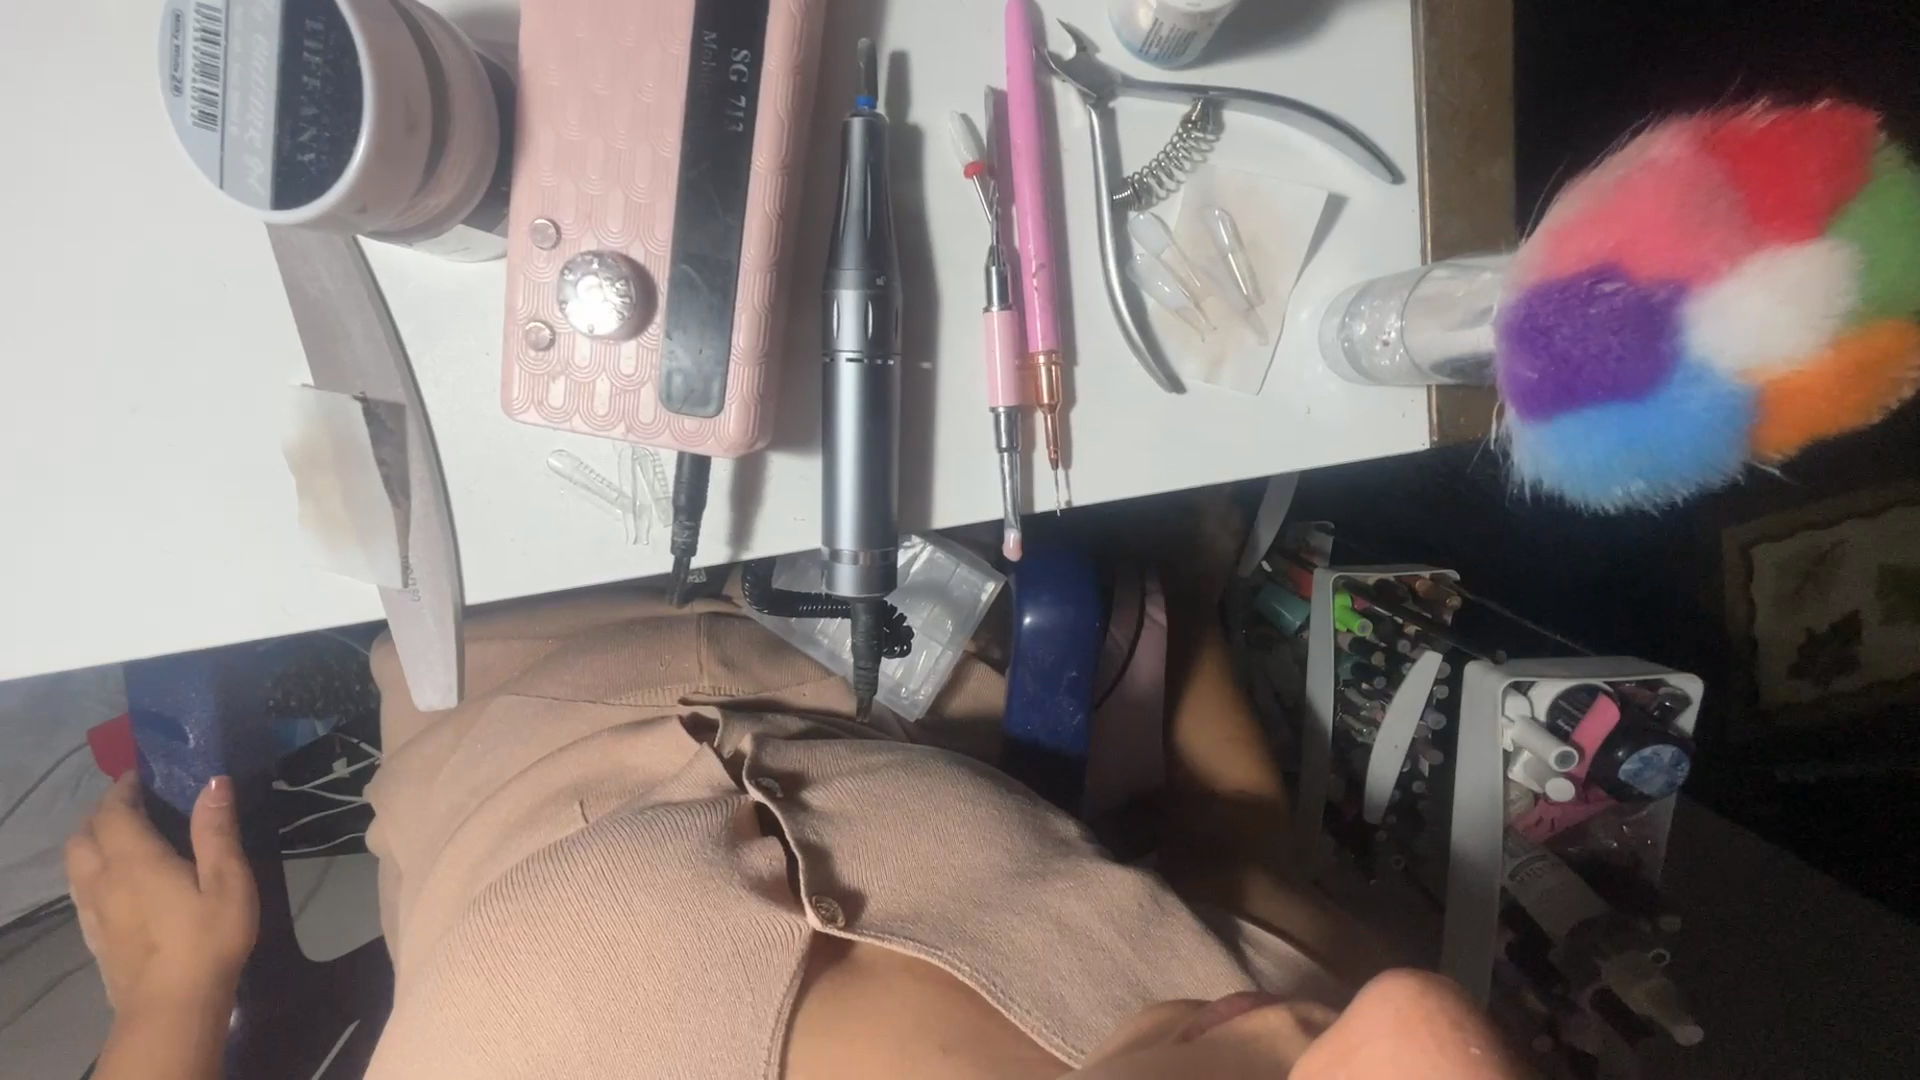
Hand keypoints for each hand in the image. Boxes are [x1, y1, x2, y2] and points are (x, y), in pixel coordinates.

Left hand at [65, 775, 259, 1017]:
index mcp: (135, 863)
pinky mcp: (94, 930)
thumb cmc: (209, 933)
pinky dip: (94, 864)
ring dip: (94, 837)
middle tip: (140, 798)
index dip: (123, 789)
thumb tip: (212, 781)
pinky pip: (81, 885)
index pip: (112, 815)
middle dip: (103, 811)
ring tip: (129, 829)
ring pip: (75, 862)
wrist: (172, 1001)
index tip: (146, 772)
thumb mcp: (228, 877)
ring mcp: (92, 909)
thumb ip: (216, 830)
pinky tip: (122, 872)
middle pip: (83, 837)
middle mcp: (102, 881)